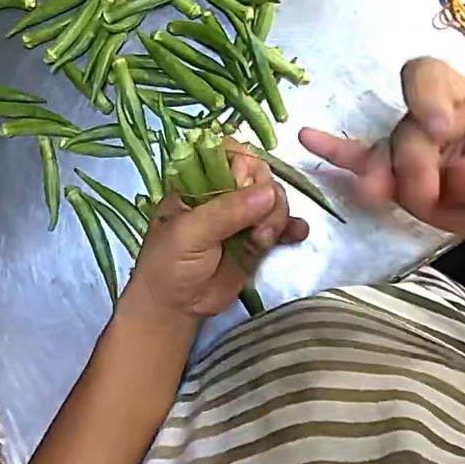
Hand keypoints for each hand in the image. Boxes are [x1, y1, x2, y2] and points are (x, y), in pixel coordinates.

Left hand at [118, 148, 309, 328]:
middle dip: (267, 196)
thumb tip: (269, 192)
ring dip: (277, 216)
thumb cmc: (168, 265)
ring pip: (275, 200)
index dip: (246, 166)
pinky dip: (292, 228)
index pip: (231, 154)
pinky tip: (296, 235)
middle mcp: (224, 193)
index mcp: (199, 181)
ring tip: (261, 239)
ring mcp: (243, 217)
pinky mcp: (258, 240)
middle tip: (256, 224)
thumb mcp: (189, 234)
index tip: (246, 185)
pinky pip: (283, 227)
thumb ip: (226, 212)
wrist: (175, 309)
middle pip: (261, 175)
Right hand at [299, 57, 464, 246]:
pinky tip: (309, 141)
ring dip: (378, 174)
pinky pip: (361, 162)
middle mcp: (431, 117)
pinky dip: (336, 153)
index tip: (439, 127)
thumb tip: (457, 176)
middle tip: (429, 194)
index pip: (433, 77)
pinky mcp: (395, 177)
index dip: (426, 95)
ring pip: (382, 153)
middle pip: (405, 126)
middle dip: (413, 162)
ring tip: (377, 194)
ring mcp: (410, 148)